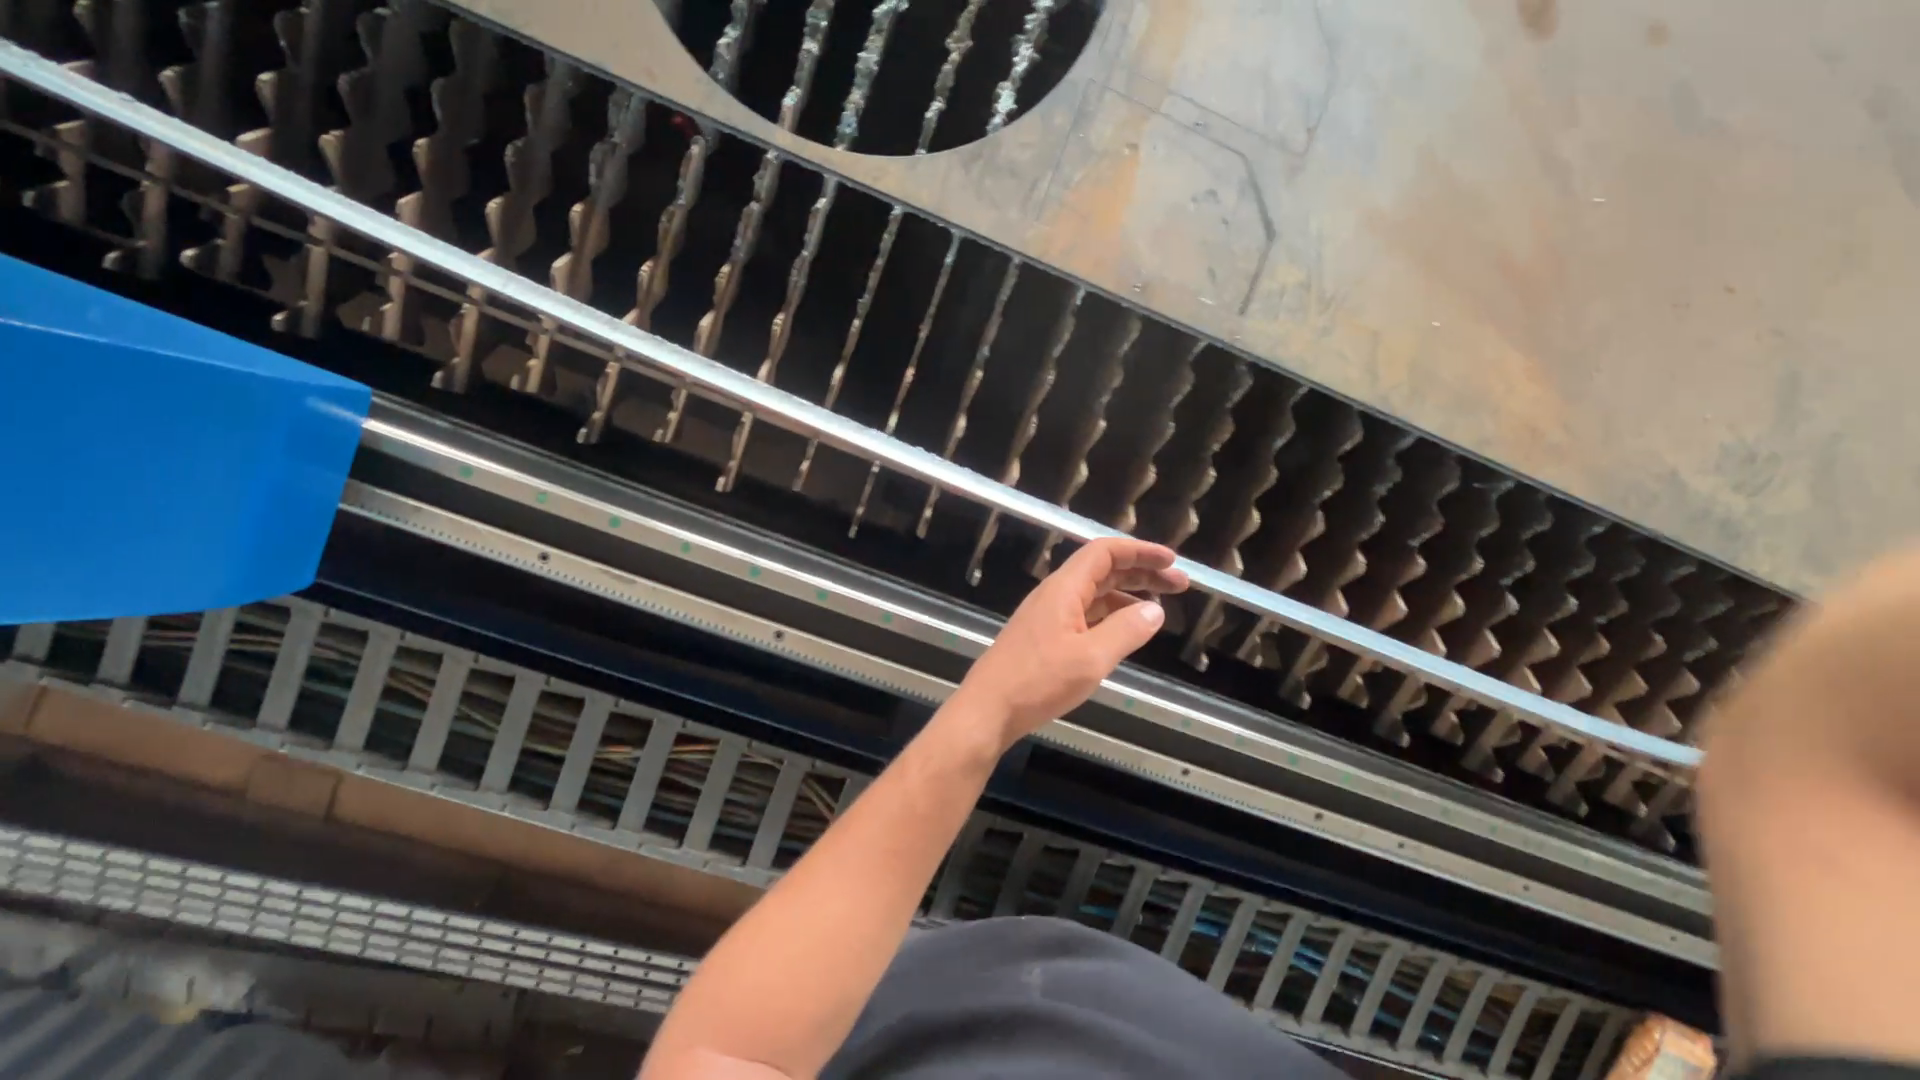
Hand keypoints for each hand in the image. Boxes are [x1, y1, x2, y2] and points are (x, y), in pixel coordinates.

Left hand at [952, 537, 1188, 751]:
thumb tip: (1155, 611)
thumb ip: (1127, 631)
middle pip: (1102, 571)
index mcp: (1064, 589)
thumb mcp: (1092, 658)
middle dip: (1141, 573)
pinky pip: (1084, 616)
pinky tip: (1125, 633)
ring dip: (1127, 596)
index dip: (1140, 552)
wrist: (988, 709)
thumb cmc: (1039, 681)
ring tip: (1158, 610)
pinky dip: (1110, 617)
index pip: (1105, 553)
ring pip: (1094, 595)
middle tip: (1179, 585)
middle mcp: (1055, 595)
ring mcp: (1047, 617)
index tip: (1171, 560)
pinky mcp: (1044, 638)